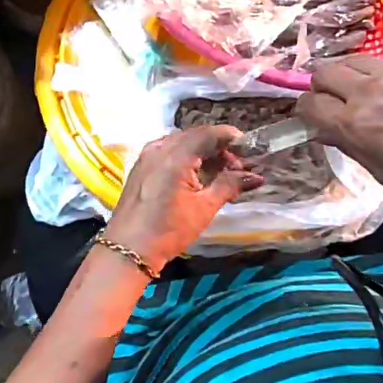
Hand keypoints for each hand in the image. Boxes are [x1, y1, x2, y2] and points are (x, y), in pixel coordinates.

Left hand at [103, 126, 263, 270]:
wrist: (127, 249)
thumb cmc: (169, 230)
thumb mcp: (204, 208)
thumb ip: (229, 185)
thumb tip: (255, 176)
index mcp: (176, 155)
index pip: (209, 134)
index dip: (231, 138)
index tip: (249, 150)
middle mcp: (160, 148)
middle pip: (195, 136)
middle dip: (218, 147)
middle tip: (237, 168)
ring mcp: (147, 155)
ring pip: (181, 142)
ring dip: (202, 152)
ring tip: (220, 174)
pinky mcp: (141, 165)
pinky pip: (168, 151)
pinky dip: (186, 157)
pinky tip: (196, 176)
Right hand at [297, 56, 382, 223]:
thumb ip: (350, 147)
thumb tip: (325, 131)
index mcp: (355, 124)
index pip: (308, 104)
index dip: (307, 111)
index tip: (315, 119)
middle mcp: (368, 90)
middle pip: (324, 71)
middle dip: (323, 87)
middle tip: (338, 103)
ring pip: (353, 59)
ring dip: (351, 75)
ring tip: (369, 93)